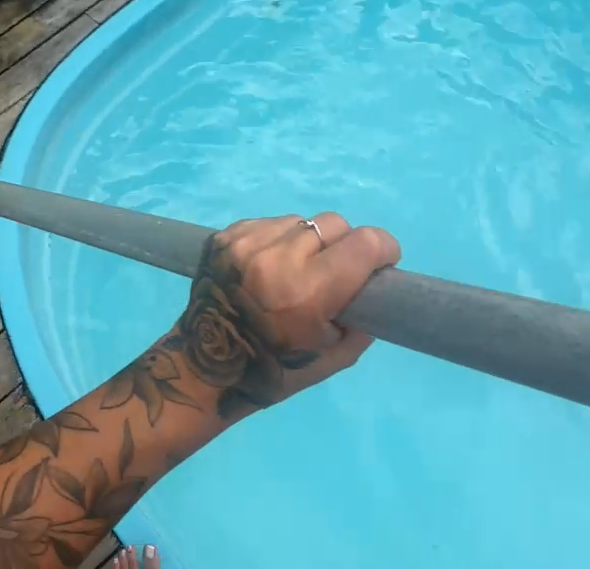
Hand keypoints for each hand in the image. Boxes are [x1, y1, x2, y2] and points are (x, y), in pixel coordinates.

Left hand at [162, 213, 399, 419]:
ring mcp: (245, 242)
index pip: (365, 243)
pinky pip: (268, 223)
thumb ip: (363, 320)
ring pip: (299, 220)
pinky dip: (277, 240)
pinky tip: (270, 265)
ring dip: (307, 240)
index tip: (383, 262)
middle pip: (334, 224)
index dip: (384, 250)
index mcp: (308, 290)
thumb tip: (377, 286)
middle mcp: (276, 257)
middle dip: (345, 244)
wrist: (206, 362)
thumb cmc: (274, 370)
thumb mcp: (334, 357)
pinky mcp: (223, 235)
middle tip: (337, 270)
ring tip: (297, 269)